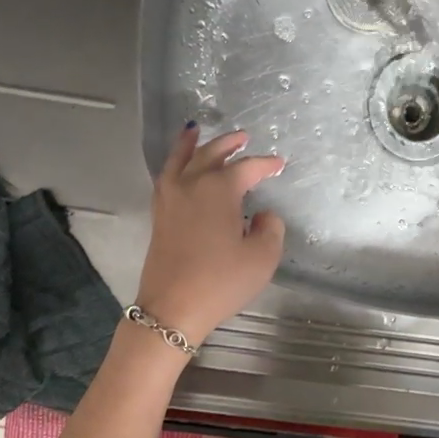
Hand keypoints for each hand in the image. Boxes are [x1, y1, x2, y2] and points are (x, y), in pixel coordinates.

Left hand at [136, 125, 285, 345]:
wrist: (173, 306)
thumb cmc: (221, 282)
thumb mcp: (262, 258)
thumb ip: (270, 228)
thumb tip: (262, 215)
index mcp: (219, 189)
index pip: (247, 168)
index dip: (265, 165)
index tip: (279, 165)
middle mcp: (192, 184)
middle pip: (211, 154)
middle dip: (229, 144)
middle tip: (243, 138)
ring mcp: (170, 198)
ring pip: (183, 159)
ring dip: (194, 144)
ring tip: (197, 130)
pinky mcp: (159, 214)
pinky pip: (168, 175)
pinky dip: (175, 161)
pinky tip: (178, 165)